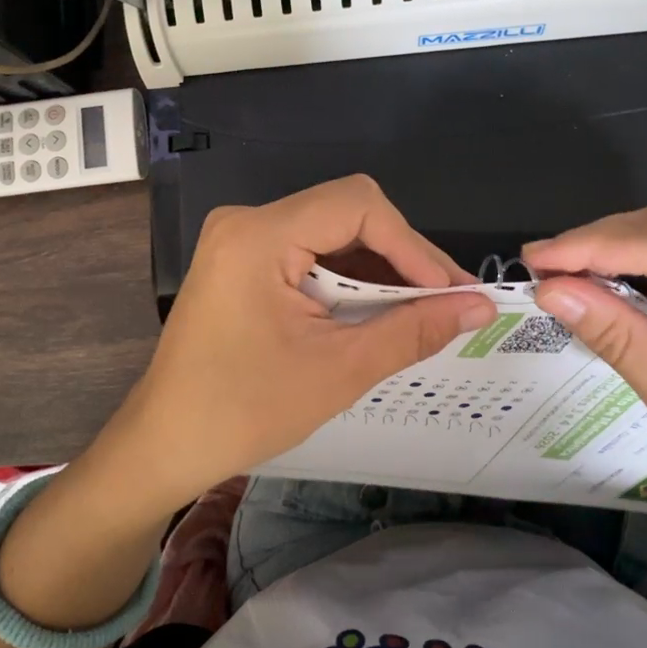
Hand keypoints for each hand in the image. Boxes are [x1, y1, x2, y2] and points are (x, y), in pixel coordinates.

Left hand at [92, 175, 494, 513]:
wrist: (166, 442)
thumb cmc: (245, 410)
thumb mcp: (338, 370)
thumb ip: (412, 330)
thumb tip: (480, 306)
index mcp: (259, 236)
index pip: (357, 205)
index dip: (411, 245)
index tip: (450, 292)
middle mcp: (246, 222)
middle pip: (345, 213)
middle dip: (400, 257)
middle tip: (448, 303)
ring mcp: (240, 240)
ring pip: (330, 233)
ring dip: (377, 271)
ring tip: (422, 313)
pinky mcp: (241, 261)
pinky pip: (307, 253)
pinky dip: (345, 280)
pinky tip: (376, 314)